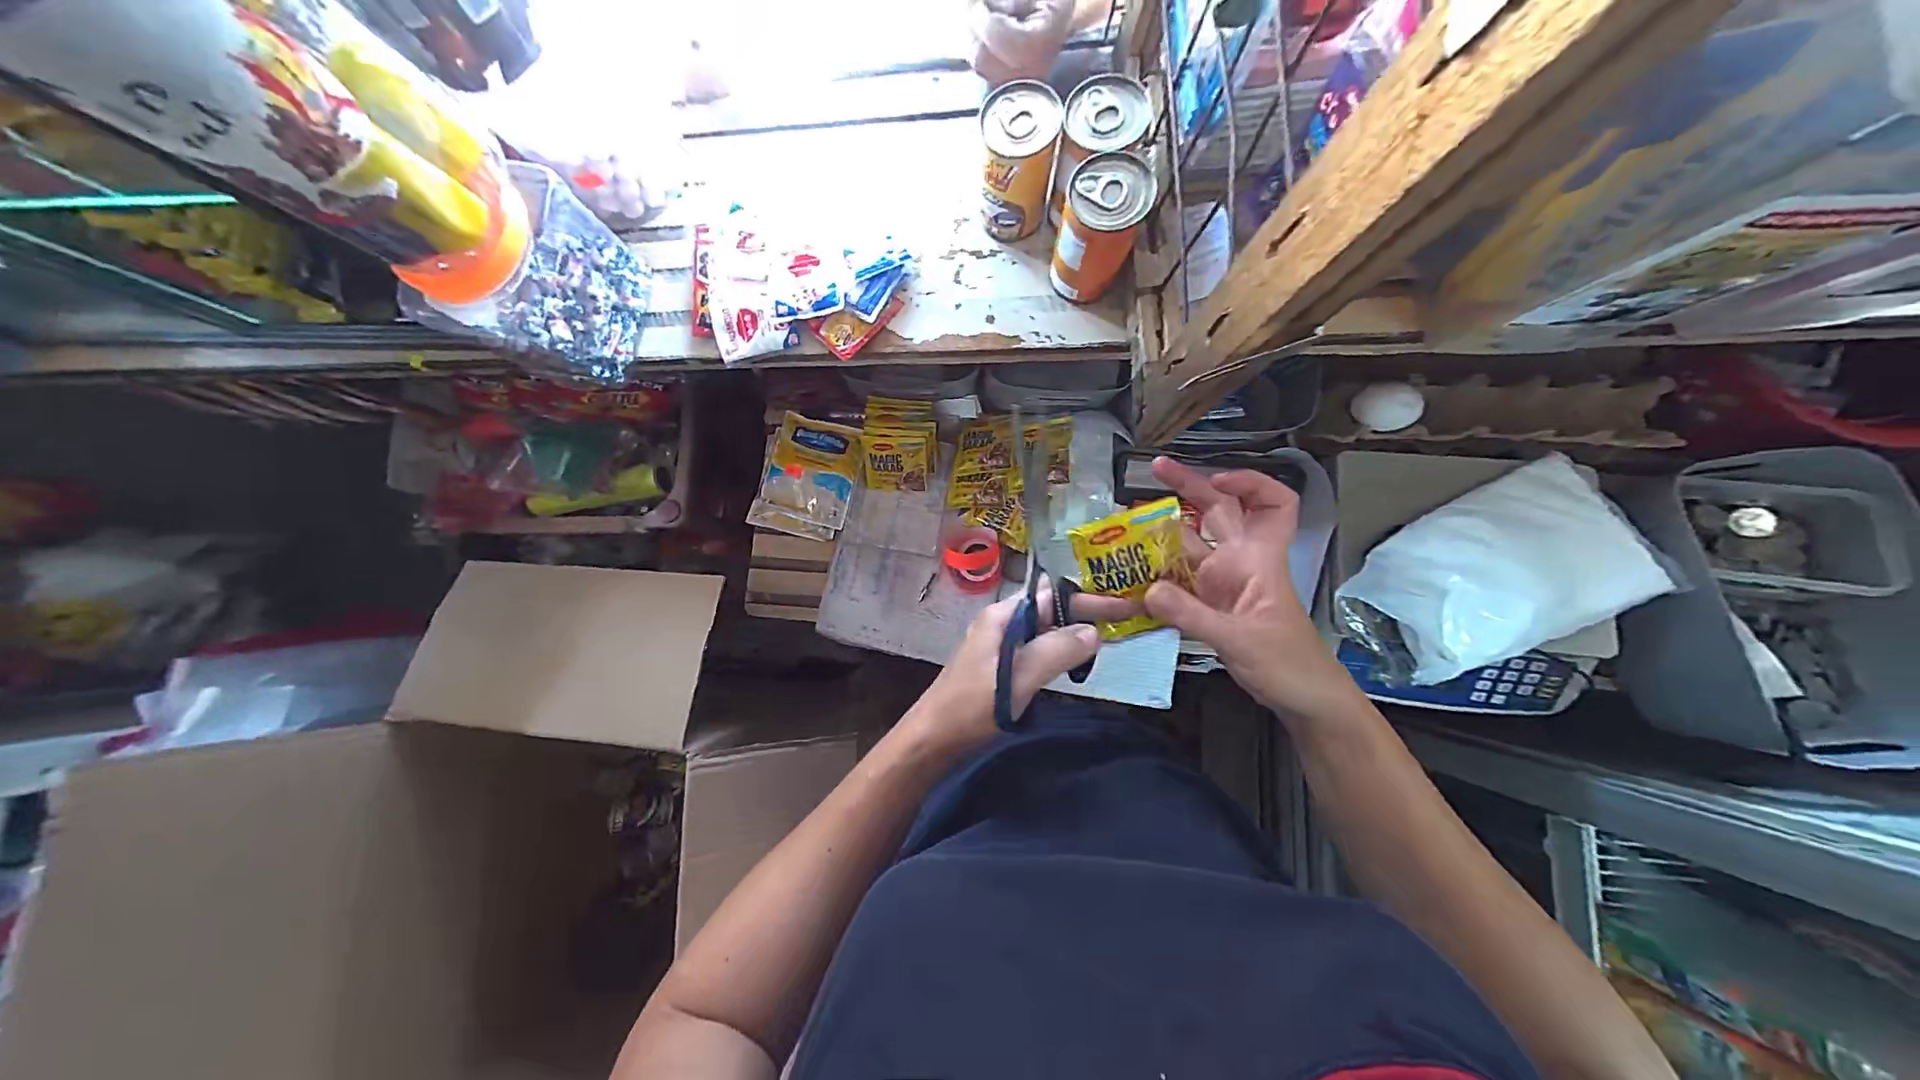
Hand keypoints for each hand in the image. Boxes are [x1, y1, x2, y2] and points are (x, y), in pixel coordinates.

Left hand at [900, 575, 1136, 756]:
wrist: (931, 741)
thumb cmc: (970, 706)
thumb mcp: (1017, 677)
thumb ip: (1056, 651)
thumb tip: (1095, 631)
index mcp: (1002, 617)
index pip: (1053, 596)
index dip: (1090, 599)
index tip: (1127, 606)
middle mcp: (1002, 625)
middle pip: (1051, 611)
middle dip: (1086, 614)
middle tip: (1127, 623)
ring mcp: (1000, 648)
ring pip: (1046, 633)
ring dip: (1075, 635)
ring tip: (1111, 640)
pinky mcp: (1001, 670)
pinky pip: (1039, 653)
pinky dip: (1061, 654)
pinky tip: (1078, 665)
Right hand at [1144, 457, 1359, 721]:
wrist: (1302, 700)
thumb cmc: (1289, 664)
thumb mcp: (1240, 640)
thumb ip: (1192, 616)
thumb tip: (1149, 591)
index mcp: (1259, 560)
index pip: (1274, 505)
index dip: (1251, 484)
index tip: (1216, 482)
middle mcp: (1238, 563)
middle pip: (1218, 513)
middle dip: (1189, 486)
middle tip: (1154, 469)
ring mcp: (1220, 584)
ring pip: (1188, 546)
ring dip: (1159, 534)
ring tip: (1123, 525)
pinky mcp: (1206, 607)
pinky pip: (1175, 582)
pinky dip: (1153, 577)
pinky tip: (1126, 576)